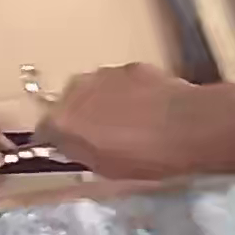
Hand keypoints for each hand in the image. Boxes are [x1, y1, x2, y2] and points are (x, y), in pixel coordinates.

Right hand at [35, 63, 234, 178]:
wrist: (191, 126)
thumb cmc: (145, 158)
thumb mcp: (104, 168)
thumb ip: (80, 152)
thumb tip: (70, 144)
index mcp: (62, 121)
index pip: (44, 130)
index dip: (56, 140)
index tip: (69, 149)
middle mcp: (74, 90)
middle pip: (67, 104)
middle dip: (79, 116)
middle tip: (101, 136)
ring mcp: (102, 74)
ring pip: (93, 90)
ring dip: (102, 102)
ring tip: (129, 121)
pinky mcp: (129, 66)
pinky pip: (119, 82)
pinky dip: (127, 92)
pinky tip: (148, 107)